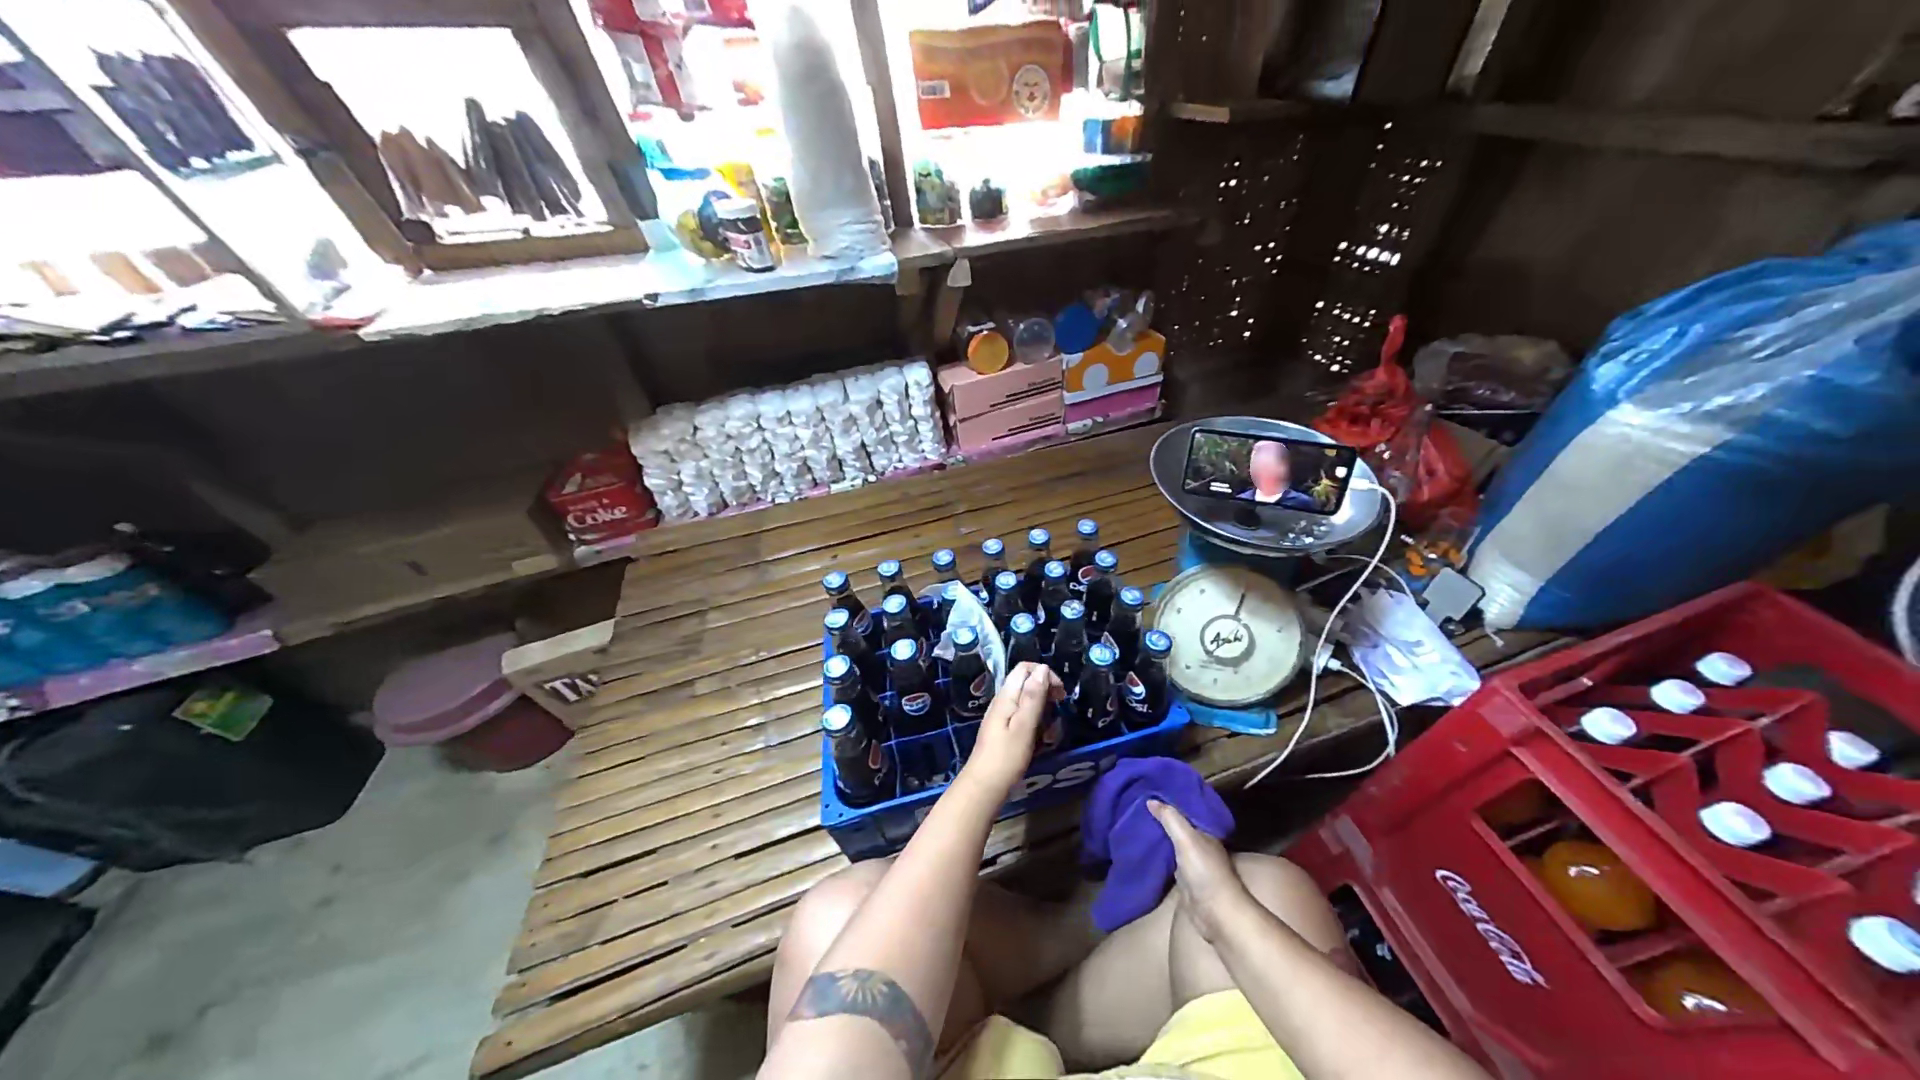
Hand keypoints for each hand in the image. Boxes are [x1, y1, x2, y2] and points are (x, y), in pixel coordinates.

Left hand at [958, 662, 1062, 799]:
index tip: (1060, 694)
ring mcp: (1002, 715)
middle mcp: (1002, 701)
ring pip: (1027, 701)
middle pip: (1027, 682)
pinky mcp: (1004, 729)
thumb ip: (1033, 696)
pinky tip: (1041, 739)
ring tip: (1050, 729)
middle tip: (1059, 709)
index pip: (1025, 668)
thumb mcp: (1024, 725)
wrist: (984, 785)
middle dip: (1046, 692)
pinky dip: (1035, 722)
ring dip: (1043, 710)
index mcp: (1006, 696)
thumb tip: (1043, 669)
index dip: (1046, 674)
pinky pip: (1023, 716)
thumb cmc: (1006, 756)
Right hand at [1148, 799, 1252, 941]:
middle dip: (1161, 817)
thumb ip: (1170, 819)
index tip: (1148, 790)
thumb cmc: (1205, 871)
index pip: (1185, 810)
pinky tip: (1143, 848)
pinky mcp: (1184, 880)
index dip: (1169, 800)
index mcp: (1204, 832)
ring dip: (1158, 836)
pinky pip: (1168, 860)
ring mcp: (1192, 863)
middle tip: (1135, 805)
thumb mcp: (1186, 839)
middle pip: (1177, 826)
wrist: (1216, 913)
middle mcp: (1199, 845)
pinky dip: (1157, 854)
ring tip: (1135, 823)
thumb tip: (1151, 800)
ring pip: (1171, 843)